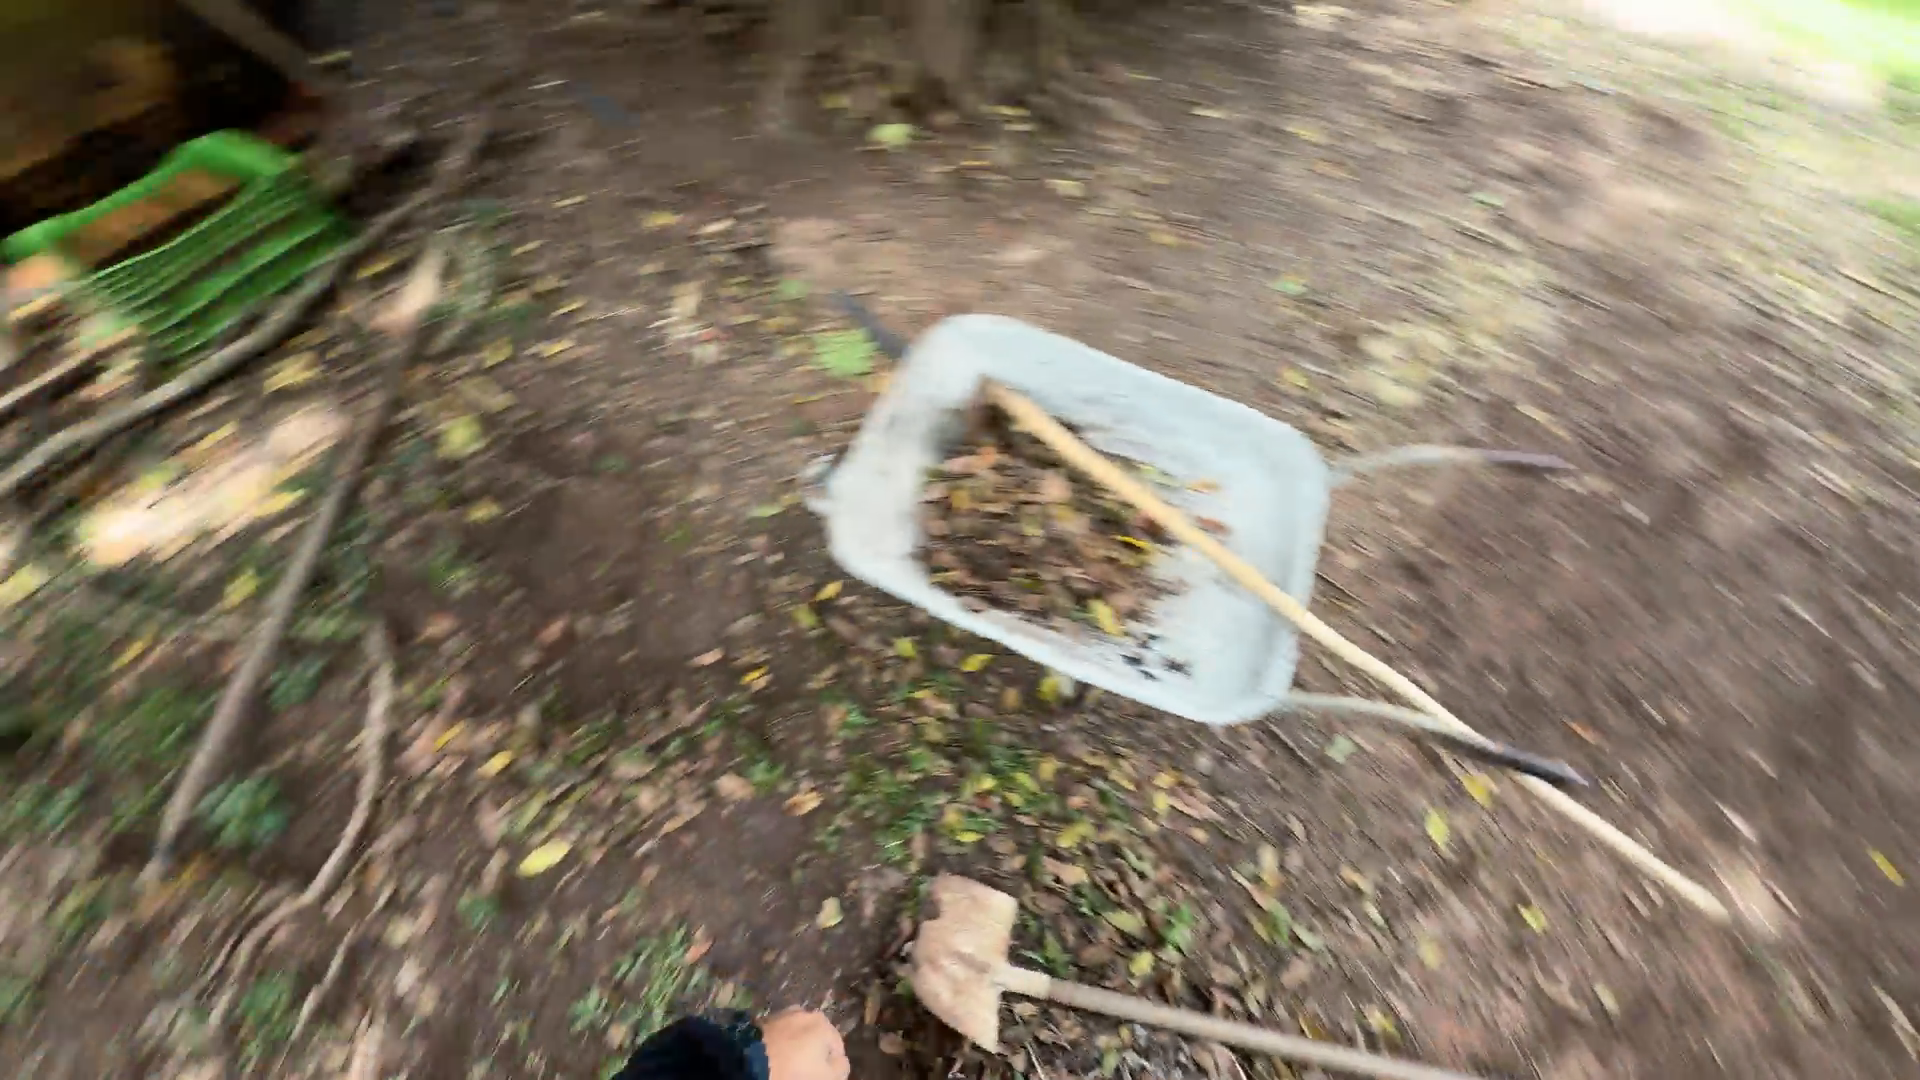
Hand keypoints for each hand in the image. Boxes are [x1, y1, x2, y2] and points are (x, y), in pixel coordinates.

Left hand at [761, 1009, 848, 1079]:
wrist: (749, 1065)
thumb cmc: (794, 1073)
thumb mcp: (826, 1078)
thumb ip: (840, 1068)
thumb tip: (839, 1061)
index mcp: (823, 1023)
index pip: (837, 1047)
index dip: (832, 1066)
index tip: (824, 1077)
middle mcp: (805, 1012)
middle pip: (816, 1039)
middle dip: (813, 1054)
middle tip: (805, 1072)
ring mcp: (782, 1015)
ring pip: (796, 1036)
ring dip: (796, 1048)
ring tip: (787, 1066)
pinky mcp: (763, 1023)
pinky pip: (778, 1037)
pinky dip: (779, 1047)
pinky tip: (775, 1061)